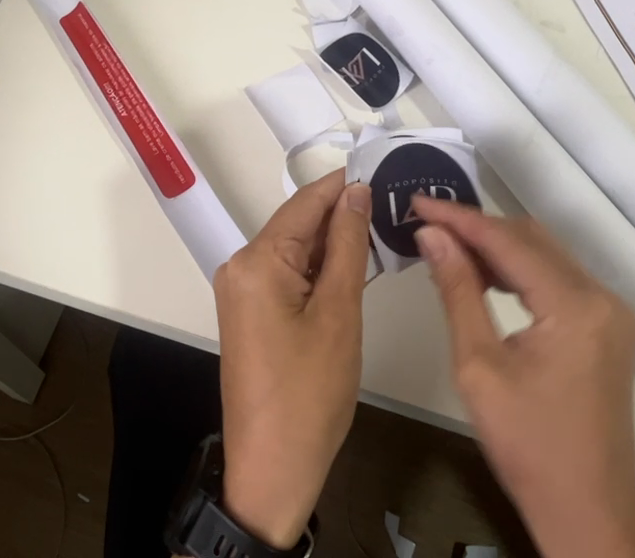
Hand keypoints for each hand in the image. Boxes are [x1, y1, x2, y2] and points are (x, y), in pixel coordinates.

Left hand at [212, 169, 370, 548]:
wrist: (273, 467)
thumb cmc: (310, 393)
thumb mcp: (339, 313)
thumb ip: (348, 246)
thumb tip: (356, 194)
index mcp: (257, 261)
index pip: (305, 204)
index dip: (343, 184)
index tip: (382, 167)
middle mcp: (241, 267)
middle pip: (297, 224)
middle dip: (342, 213)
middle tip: (393, 201)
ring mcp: (242, 291)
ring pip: (295, 249)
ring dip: (334, 242)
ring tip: (382, 228)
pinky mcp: (251, 312)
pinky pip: (288, 274)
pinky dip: (320, 268)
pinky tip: (353, 265)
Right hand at [413, 198, 634, 557]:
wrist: (586, 507)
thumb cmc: (526, 444)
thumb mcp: (478, 365)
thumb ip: (457, 290)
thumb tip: (432, 234)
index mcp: (575, 306)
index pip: (508, 241)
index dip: (459, 218)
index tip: (416, 202)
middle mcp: (602, 296)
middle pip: (532, 239)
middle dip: (477, 227)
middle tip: (426, 223)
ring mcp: (611, 311)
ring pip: (546, 255)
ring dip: (498, 246)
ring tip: (446, 244)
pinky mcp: (608, 326)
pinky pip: (558, 279)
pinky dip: (520, 270)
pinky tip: (484, 274)